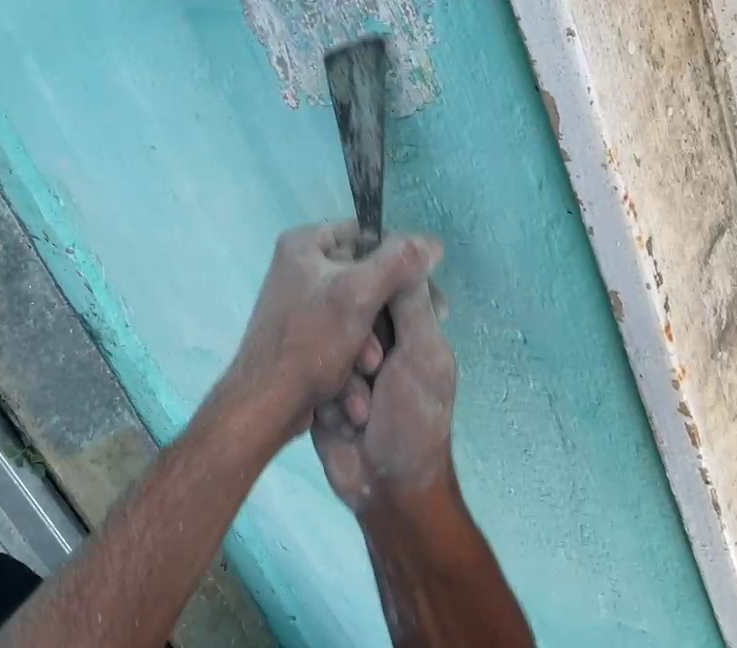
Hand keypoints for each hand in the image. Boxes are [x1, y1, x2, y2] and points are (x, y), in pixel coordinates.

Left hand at [220, 222, 442, 443]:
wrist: (266, 404)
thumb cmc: (310, 343)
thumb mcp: (359, 295)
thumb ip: (398, 263)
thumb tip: (432, 242)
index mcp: (303, 244)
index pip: (364, 235)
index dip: (397, 258)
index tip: (424, 287)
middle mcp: (298, 266)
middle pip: (363, 274)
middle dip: (388, 308)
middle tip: (418, 329)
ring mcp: (299, 300)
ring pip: (356, 308)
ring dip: (373, 337)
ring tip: (375, 364)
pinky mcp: (302, 332)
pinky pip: (341, 331)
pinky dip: (355, 350)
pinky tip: (363, 375)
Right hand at [312, 277, 456, 514]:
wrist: (385, 490)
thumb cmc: (415, 421)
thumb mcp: (423, 356)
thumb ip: (412, 303)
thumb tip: (419, 247)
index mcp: (410, 323)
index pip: (387, 279)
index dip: (373, 282)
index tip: (359, 290)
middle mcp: (379, 336)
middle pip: (351, 307)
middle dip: (355, 341)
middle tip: (370, 369)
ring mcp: (348, 362)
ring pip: (328, 339)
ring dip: (342, 376)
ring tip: (360, 408)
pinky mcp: (324, 386)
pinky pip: (314, 371)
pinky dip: (327, 396)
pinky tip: (341, 420)